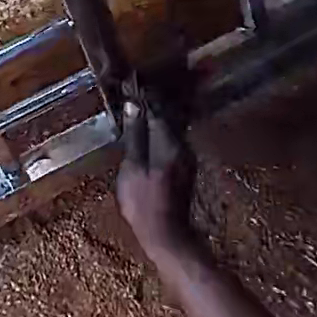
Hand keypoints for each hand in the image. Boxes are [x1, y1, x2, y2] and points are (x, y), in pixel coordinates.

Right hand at [116, 94, 197, 262]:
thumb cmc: (143, 203)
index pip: (157, 108)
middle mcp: (182, 144)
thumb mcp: (132, 168)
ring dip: (156, 114)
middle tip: (135, 89)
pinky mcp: (184, 165)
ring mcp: (186, 155)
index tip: (131, 81)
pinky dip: (160, 129)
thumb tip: (132, 105)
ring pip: (171, 125)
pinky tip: (148, 130)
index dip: (144, 94)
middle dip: (152, 101)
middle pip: (167, 114)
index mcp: (168, 142)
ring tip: (139, 106)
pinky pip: (171, 138)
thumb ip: (135, 135)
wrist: (167, 235)